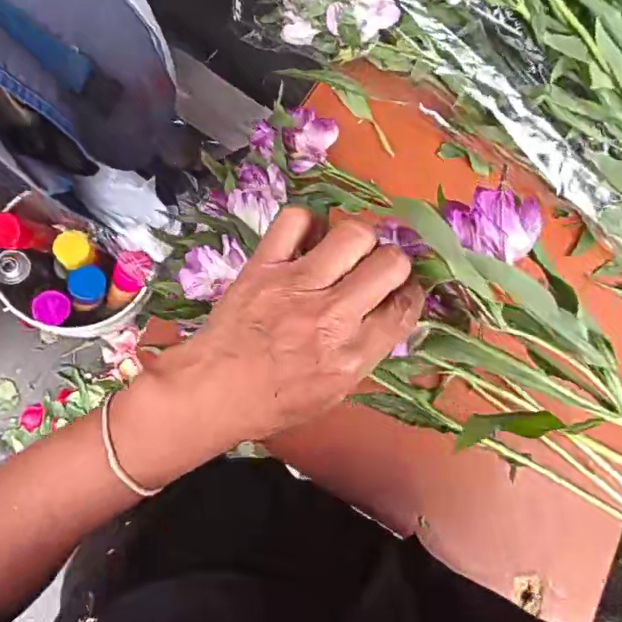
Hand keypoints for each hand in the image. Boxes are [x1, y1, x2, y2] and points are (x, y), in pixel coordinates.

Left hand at [124, 207, 423, 467]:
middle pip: (390, 263)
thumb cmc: (272, 401)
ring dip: (360, 239)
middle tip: (376, 268)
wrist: (211, 391)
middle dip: (393, 262)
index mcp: (351, 354)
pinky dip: (309, 224)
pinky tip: (307, 241)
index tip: (400, 289)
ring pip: (354, 233)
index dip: (411, 291)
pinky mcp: (263, 266)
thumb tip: (388, 312)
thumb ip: (365, 351)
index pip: (404, 306)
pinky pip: (297, 220)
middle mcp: (331, 316)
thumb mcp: (332, 392)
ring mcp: (296, 286)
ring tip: (346, 251)